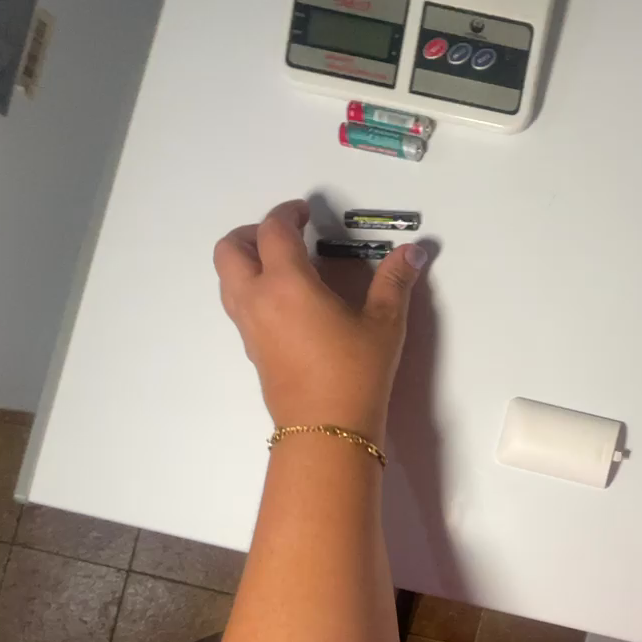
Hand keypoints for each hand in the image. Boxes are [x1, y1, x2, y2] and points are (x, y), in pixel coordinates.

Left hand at [213, 199, 428, 440]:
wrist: (328, 429)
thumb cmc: (357, 372)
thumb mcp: (384, 324)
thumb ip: (395, 281)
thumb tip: (414, 250)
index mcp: (287, 283)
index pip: (273, 230)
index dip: (288, 213)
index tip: (307, 212)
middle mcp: (257, 299)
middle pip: (231, 248)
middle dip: (253, 233)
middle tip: (286, 236)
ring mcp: (248, 326)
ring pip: (227, 277)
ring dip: (247, 260)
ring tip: (284, 266)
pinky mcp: (251, 349)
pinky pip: (238, 304)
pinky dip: (253, 288)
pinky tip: (288, 304)